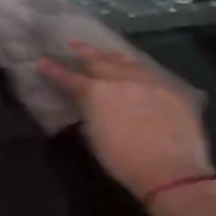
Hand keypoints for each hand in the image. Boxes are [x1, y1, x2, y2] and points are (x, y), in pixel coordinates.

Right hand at [39, 40, 212, 199]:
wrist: (172, 171)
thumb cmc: (121, 159)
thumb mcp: (92, 134)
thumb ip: (87, 111)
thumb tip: (85, 102)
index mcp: (97, 93)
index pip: (69, 78)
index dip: (54, 70)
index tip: (43, 61)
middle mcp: (123, 80)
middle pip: (99, 61)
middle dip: (84, 53)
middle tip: (74, 45)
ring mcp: (151, 82)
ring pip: (127, 61)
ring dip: (111, 56)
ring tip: (103, 52)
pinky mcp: (173, 90)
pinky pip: (150, 71)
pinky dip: (136, 68)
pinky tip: (134, 69)